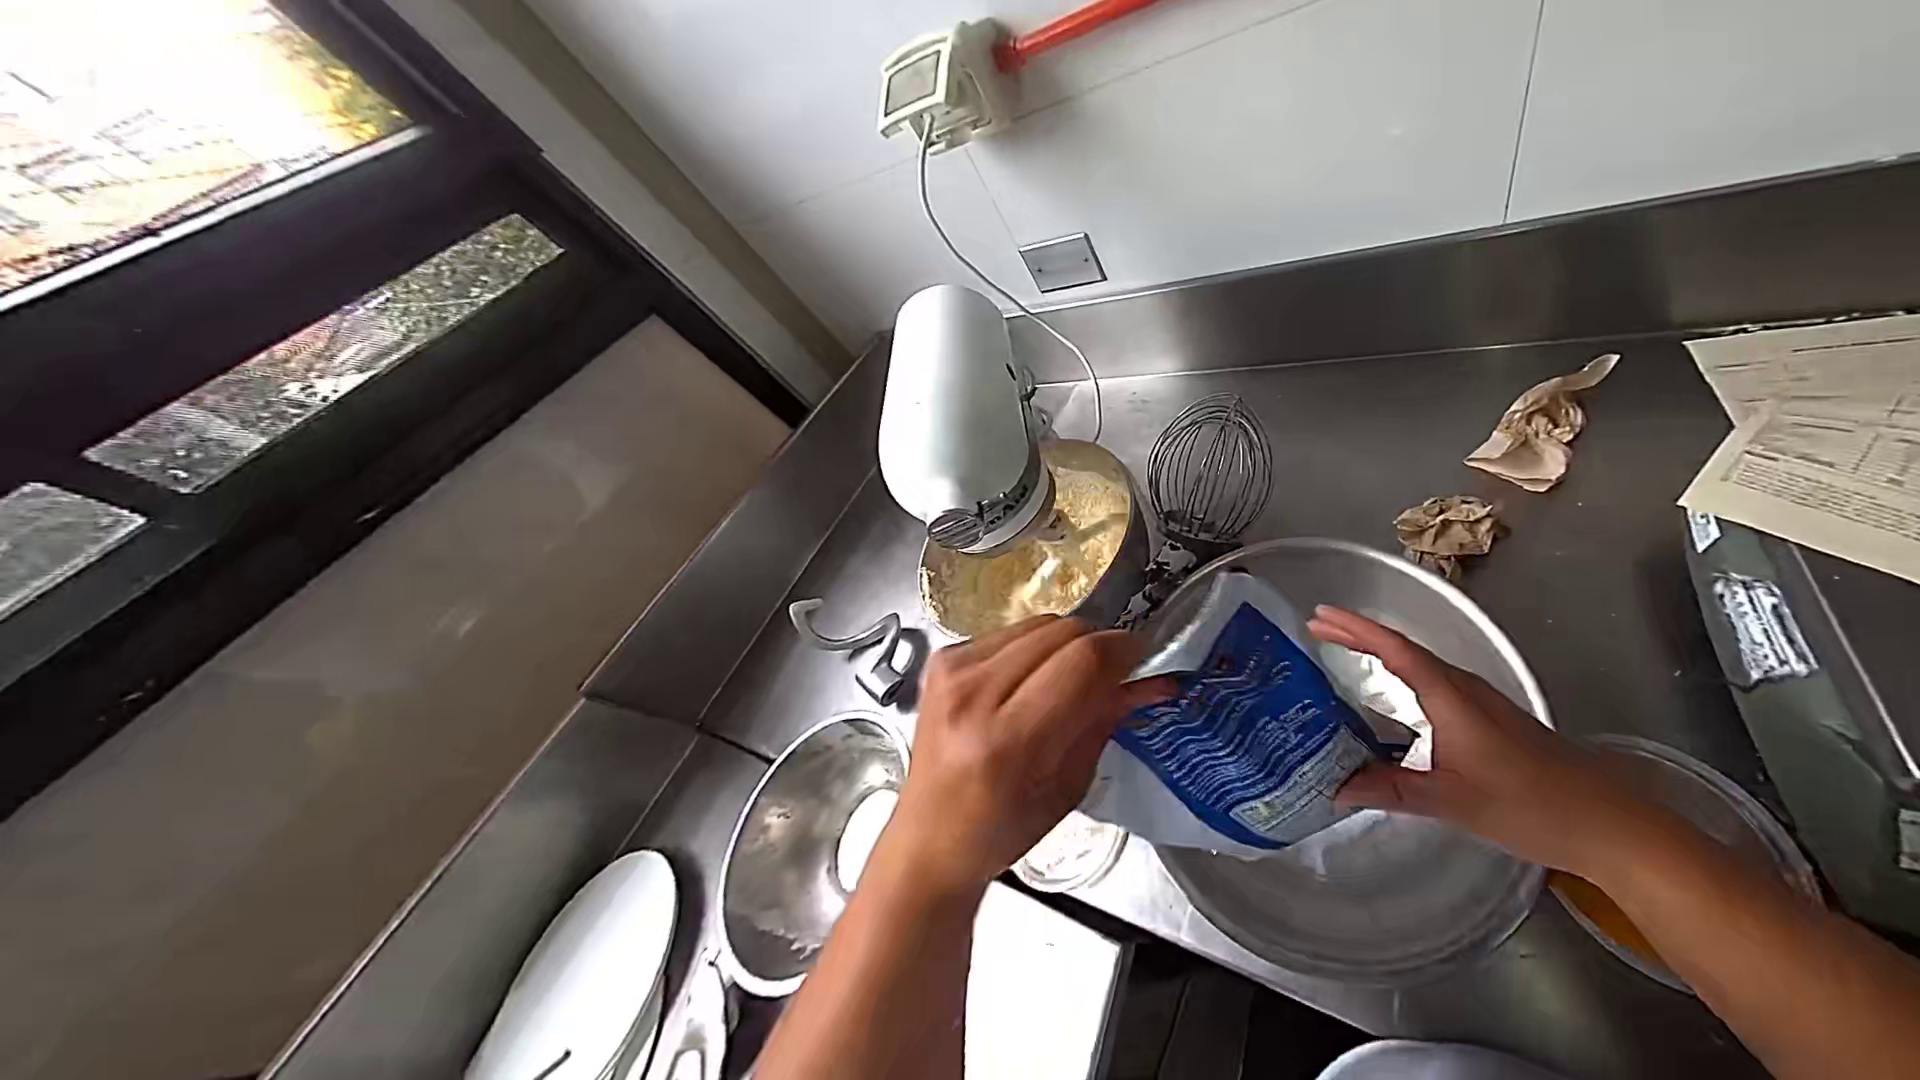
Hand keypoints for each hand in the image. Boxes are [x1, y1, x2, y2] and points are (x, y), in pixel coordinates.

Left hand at [882, 616, 1175, 893]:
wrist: (931, 834)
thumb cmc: (1001, 828)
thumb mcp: (1069, 785)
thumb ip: (1105, 720)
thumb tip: (1144, 679)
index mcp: (1008, 739)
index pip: (1082, 662)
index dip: (1122, 651)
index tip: (1141, 656)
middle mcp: (974, 694)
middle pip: (1061, 632)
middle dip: (1098, 646)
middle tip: (1113, 671)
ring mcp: (952, 670)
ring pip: (1037, 624)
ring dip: (1067, 645)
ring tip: (1071, 679)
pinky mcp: (942, 659)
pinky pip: (1009, 632)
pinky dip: (1034, 648)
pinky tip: (1032, 679)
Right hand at [1307, 605, 1651, 875]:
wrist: (1615, 828)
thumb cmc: (1534, 807)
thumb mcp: (1453, 801)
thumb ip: (1390, 790)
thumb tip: (1332, 787)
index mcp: (1453, 699)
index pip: (1396, 651)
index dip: (1356, 630)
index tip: (1320, 616)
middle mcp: (1465, 691)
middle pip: (1403, 649)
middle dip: (1357, 634)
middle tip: (1315, 628)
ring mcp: (1480, 703)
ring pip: (1417, 664)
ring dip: (1376, 651)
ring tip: (1338, 650)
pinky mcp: (1487, 720)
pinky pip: (1429, 682)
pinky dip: (1397, 673)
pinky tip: (1385, 691)